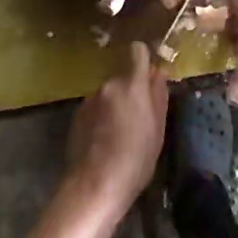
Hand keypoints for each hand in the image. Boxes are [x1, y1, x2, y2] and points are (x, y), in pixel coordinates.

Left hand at [66, 41, 168, 207]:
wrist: (96, 185)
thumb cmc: (136, 158)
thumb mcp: (158, 129)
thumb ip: (158, 95)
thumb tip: (159, 72)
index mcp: (133, 84)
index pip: (138, 51)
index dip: (144, 59)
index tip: (148, 76)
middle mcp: (110, 84)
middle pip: (124, 78)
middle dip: (130, 92)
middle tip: (137, 121)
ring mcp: (91, 98)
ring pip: (109, 95)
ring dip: (115, 106)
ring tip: (118, 136)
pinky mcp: (77, 114)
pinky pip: (95, 108)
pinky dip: (100, 118)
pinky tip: (103, 142)